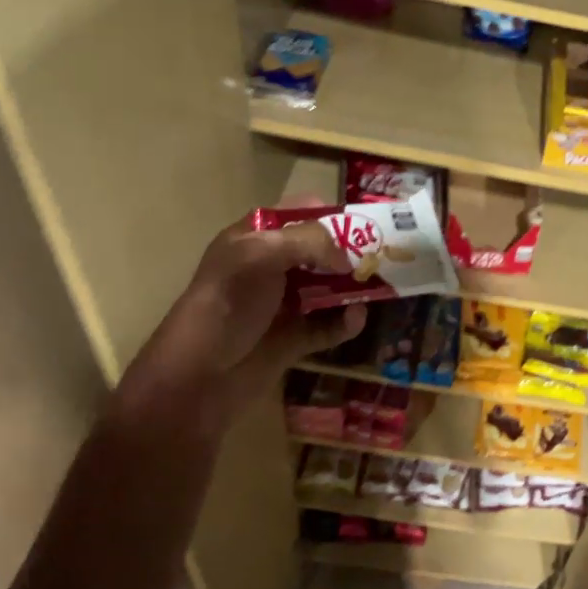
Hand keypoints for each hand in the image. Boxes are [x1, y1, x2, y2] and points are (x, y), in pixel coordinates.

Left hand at [114, 215, 365, 439]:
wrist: (203, 373)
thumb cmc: (227, 303)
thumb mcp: (261, 255)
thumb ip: (309, 243)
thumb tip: (348, 257)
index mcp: (254, 239)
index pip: (296, 214)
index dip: (329, 215)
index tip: (366, 223)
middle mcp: (269, 269)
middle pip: (319, 253)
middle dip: (350, 254)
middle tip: (384, 257)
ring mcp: (282, 306)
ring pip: (327, 291)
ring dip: (352, 288)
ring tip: (379, 288)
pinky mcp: (293, 341)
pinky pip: (327, 327)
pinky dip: (344, 323)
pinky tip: (358, 318)